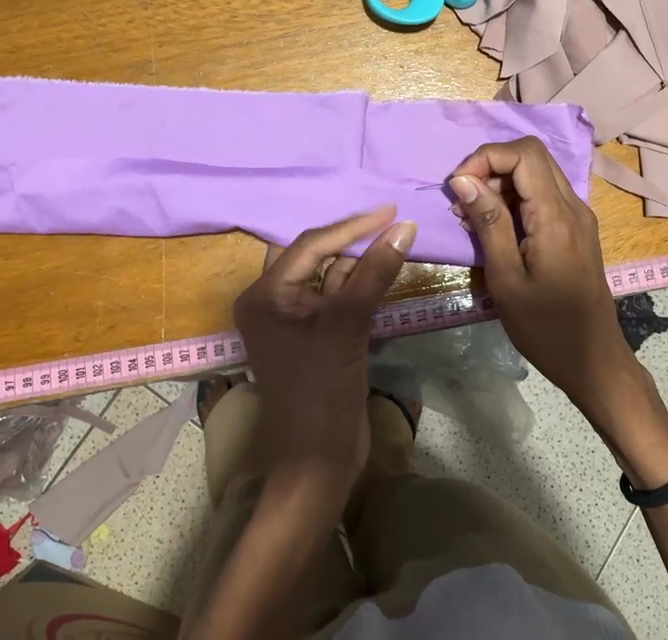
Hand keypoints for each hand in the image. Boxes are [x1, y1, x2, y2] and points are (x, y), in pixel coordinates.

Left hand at [234, 207, 415, 488]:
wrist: (318, 459)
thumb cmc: (322, 388)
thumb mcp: (347, 324)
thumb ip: (374, 271)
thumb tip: (403, 227)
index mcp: (264, 294)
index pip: (310, 244)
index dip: (353, 226)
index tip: (391, 209)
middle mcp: (271, 301)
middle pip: (315, 256)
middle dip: (351, 240)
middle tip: (391, 222)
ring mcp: (292, 322)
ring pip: (327, 278)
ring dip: (358, 263)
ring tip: (395, 241)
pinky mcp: (313, 340)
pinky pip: (335, 301)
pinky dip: (359, 288)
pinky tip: (384, 274)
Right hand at [449, 138, 636, 415]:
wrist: (593, 361)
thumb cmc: (545, 328)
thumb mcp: (506, 278)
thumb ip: (488, 223)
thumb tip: (463, 179)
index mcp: (557, 215)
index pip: (524, 153)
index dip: (486, 157)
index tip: (458, 188)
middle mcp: (573, 206)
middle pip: (532, 157)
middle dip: (491, 167)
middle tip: (462, 202)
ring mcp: (578, 218)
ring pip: (537, 174)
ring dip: (501, 184)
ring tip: (471, 218)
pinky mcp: (575, 231)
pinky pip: (544, 197)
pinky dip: (515, 201)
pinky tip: (494, 230)